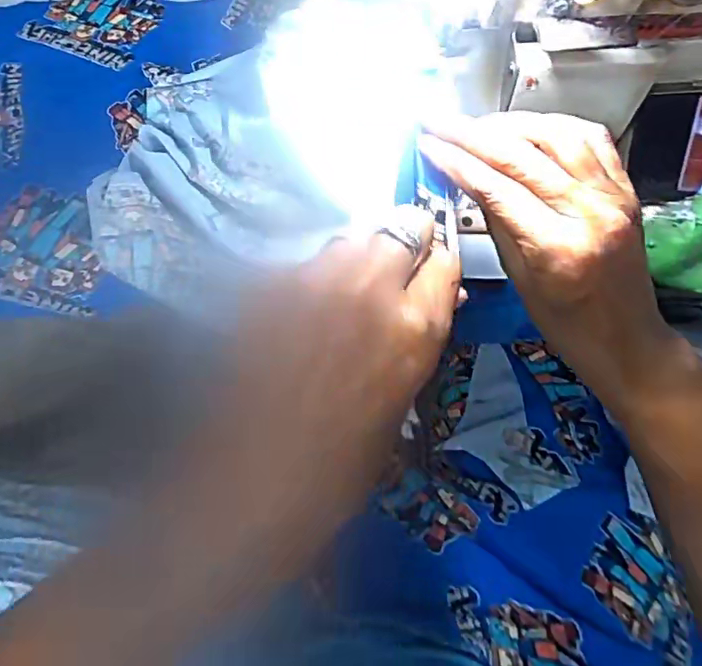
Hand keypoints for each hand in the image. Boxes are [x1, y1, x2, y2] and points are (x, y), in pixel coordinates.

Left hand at [191, 208, 461, 553]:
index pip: (444, 262)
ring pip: (350, 236)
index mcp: (415, 326)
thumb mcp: (399, 400)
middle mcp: (371, 287)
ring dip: (356, 251)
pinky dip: (309, 275)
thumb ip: (413, 340)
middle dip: (403, 236)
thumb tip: (424, 306)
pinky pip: (302, 262)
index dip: (437, 260)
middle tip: (394, 253)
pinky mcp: (271, 279)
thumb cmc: (342, 461)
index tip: (430, 263)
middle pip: (401, 227)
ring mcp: (317, 277)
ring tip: (347, 276)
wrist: (256, 474)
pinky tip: (299, 301)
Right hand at [418, 113, 697, 410]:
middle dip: (471, 134)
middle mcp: (590, 213)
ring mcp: (613, 197)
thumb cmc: (566, 321)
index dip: (455, 160)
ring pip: (556, 135)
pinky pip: (592, 138)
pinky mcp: (626, 189)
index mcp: (557, 246)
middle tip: (439, 122)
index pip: (495, 186)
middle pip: (521, 155)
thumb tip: (462, 175)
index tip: (427, 143)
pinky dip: (555, 125)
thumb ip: (493, 217)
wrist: (629, 341)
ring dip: (510, 123)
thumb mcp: (516, 275)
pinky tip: (528, 126)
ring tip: (478, 124)